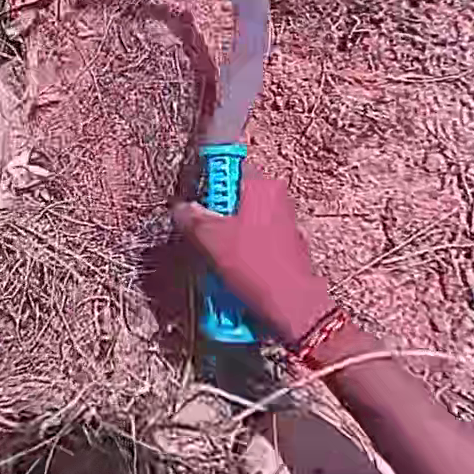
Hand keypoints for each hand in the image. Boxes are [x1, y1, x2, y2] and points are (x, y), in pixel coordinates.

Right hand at [172, 165, 334, 343]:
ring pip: (240, 221)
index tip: (195, 197)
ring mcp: (283, 223)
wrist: (292, 308)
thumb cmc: (254, 266)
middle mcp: (277, 198)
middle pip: (232, 196)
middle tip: (200, 233)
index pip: (229, 165)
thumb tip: (181, 209)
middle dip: (213, 214)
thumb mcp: (209, 238)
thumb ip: (190, 216)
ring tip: (212, 257)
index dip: (208, 180)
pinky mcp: (285, 246)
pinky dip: (238, 251)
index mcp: (262, 185)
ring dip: (223, 236)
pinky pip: (252, 241)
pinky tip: (229, 270)